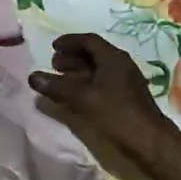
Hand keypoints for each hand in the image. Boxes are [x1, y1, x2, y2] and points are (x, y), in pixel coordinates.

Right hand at [28, 33, 168, 151]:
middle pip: (94, 54)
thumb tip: (33, 77)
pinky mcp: (126, 98)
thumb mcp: (83, 98)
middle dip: (73, 57)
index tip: (53, 47)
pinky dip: (87, 85)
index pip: (89, 40)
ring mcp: (126, 82)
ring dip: (79, 72)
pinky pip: (103, 84)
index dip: (69, 42)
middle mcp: (121, 65)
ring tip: (61, 80)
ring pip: (99, 70)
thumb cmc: (115, 113)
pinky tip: (76, 97)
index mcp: (113, 58)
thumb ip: (57, 86)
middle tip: (54, 65)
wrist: (147, 139)